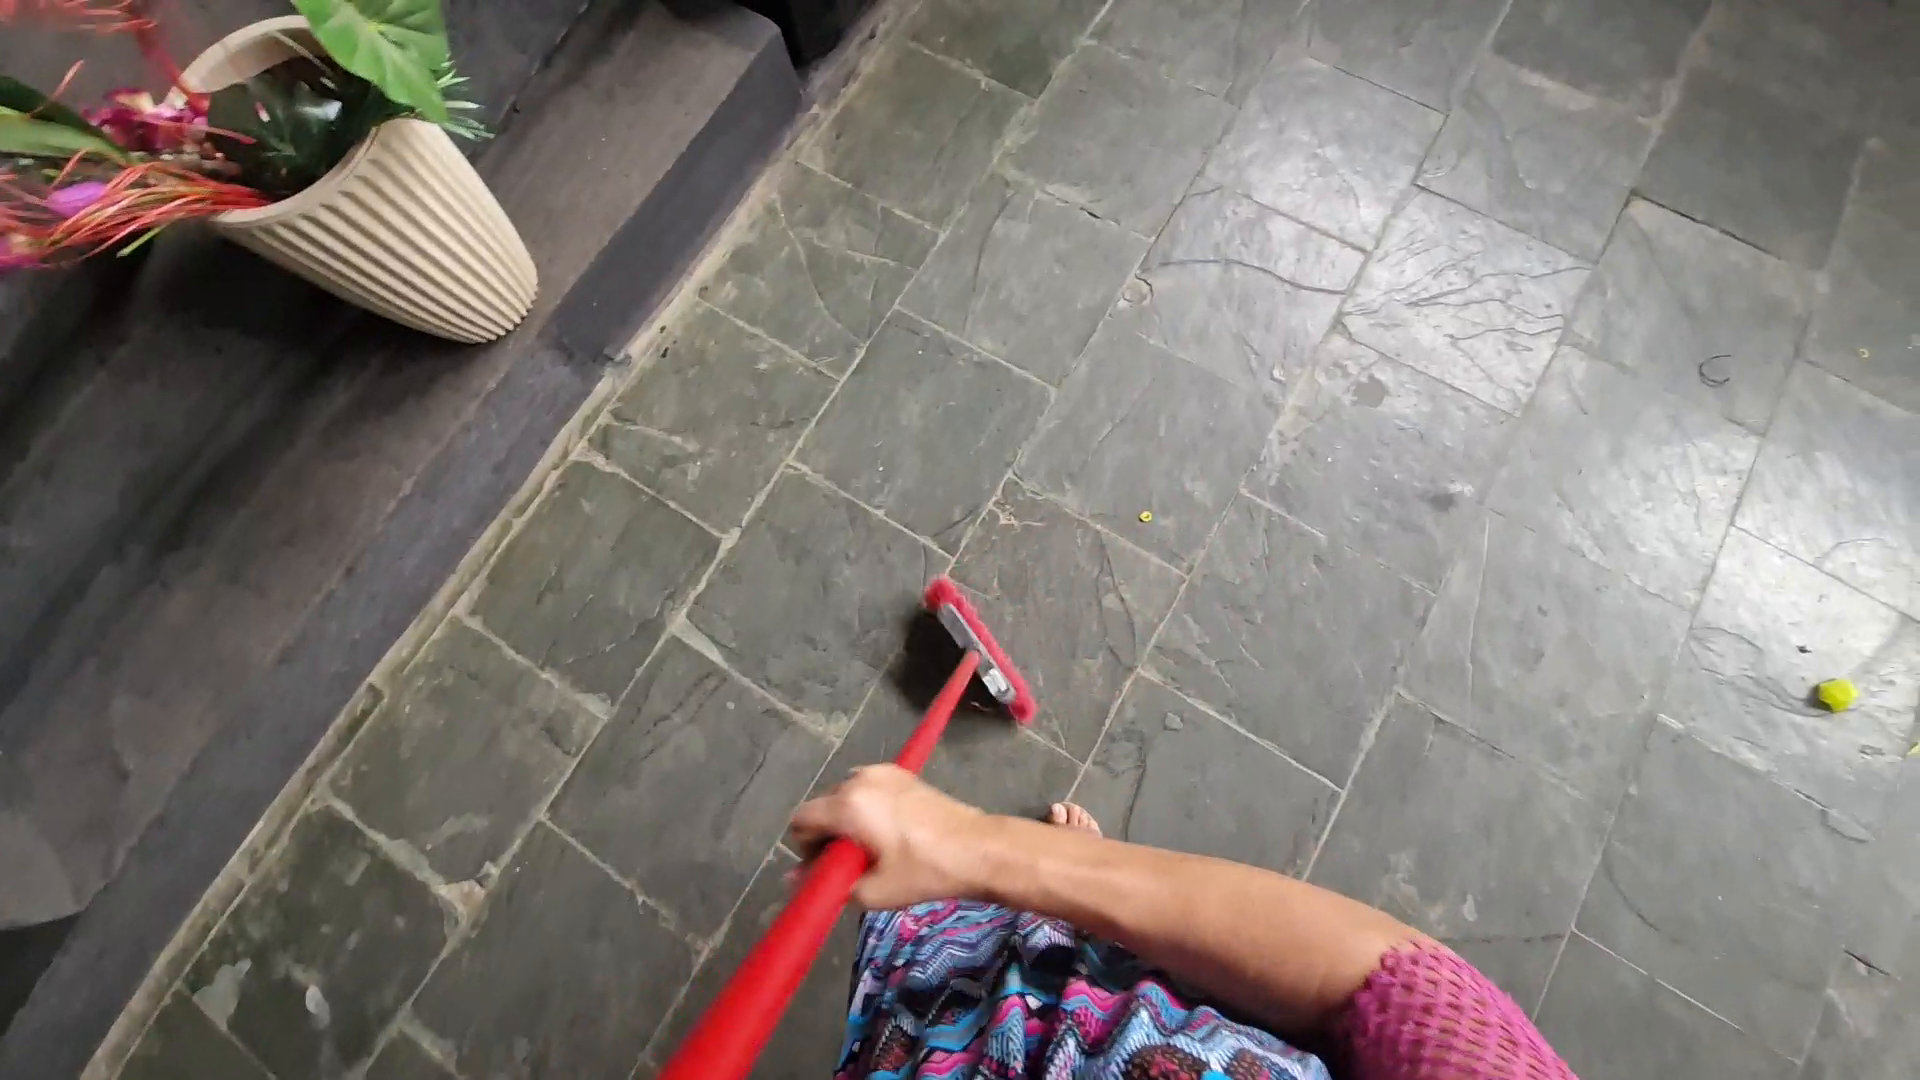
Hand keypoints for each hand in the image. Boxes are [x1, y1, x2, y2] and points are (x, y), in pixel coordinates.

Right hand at [788, 765, 989, 908]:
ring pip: (845, 796)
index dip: (805, 848)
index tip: (823, 870)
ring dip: (846, 821)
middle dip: (826, 835)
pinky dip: (865, 808)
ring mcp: (882, 771)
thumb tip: (796, 882)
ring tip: (869, 850)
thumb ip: (828, 886)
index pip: (802, 819)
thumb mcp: (873, 891)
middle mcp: (860, 778)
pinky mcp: (901, 773)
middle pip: (823, 806)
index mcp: (848, 804)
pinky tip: (886, 832)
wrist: (976, 847)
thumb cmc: (924, 870)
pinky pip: (867, 789)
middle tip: (846, 866)